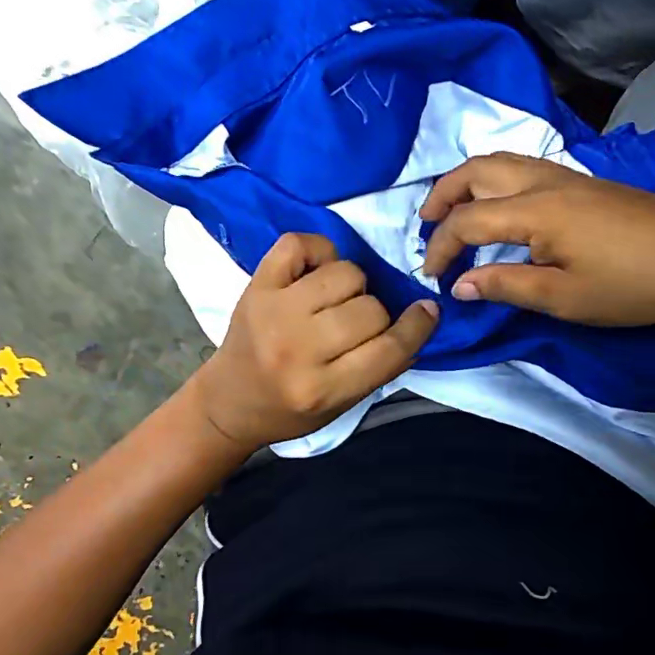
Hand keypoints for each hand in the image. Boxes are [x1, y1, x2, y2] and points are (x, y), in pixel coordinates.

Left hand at [189, 233, 439, 447]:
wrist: (228, 401)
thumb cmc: (288, 410)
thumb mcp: (340, 406)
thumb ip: (379, 367)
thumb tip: (421, 318)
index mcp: (321, 389)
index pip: (389, 349)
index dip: (417, 327)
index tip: (426, 313)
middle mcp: (297, 349)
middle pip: (370, 309)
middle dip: (374, 315)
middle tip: (354, 326)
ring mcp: (273, 313)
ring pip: (346, 273)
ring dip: (351, 285)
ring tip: (334, 301)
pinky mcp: (256, 287)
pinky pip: (300, 244)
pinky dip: (317, 251)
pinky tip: (315, 272)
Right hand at [418, 153, 654, 326]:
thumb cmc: (633, 285)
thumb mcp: (563, 298)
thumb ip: (504, 286)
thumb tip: (459, 286)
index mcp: (535, 210)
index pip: (467, 220)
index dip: (441, 247)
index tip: (433, 277)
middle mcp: (545, 182)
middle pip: (476, 170)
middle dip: (443, 194)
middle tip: (427, 224)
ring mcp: (569, 177)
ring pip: (502, 161)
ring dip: (468, 181)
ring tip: (455, 210)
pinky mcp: (586, 183)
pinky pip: (524, 167)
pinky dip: (495, 180)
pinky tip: (502, 205)